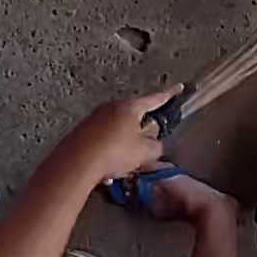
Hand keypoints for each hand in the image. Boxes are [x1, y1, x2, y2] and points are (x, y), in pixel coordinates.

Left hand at [40, 85, 181, 187]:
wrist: (77, 162)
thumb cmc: (115, 152)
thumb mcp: (144, 153)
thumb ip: (156, 147)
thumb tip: (156, 146)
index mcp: (130, 107)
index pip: (155, 99)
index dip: (169, 94)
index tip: (179, 86)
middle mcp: (111, 107)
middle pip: (133, 116)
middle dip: (140, 130)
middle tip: (145, 145)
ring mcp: (94, 118)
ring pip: (117, 130)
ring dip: (123, 145)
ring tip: (123, 166)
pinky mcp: (82, 131)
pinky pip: (102, 140)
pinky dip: (108, 152)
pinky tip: (106, 170)